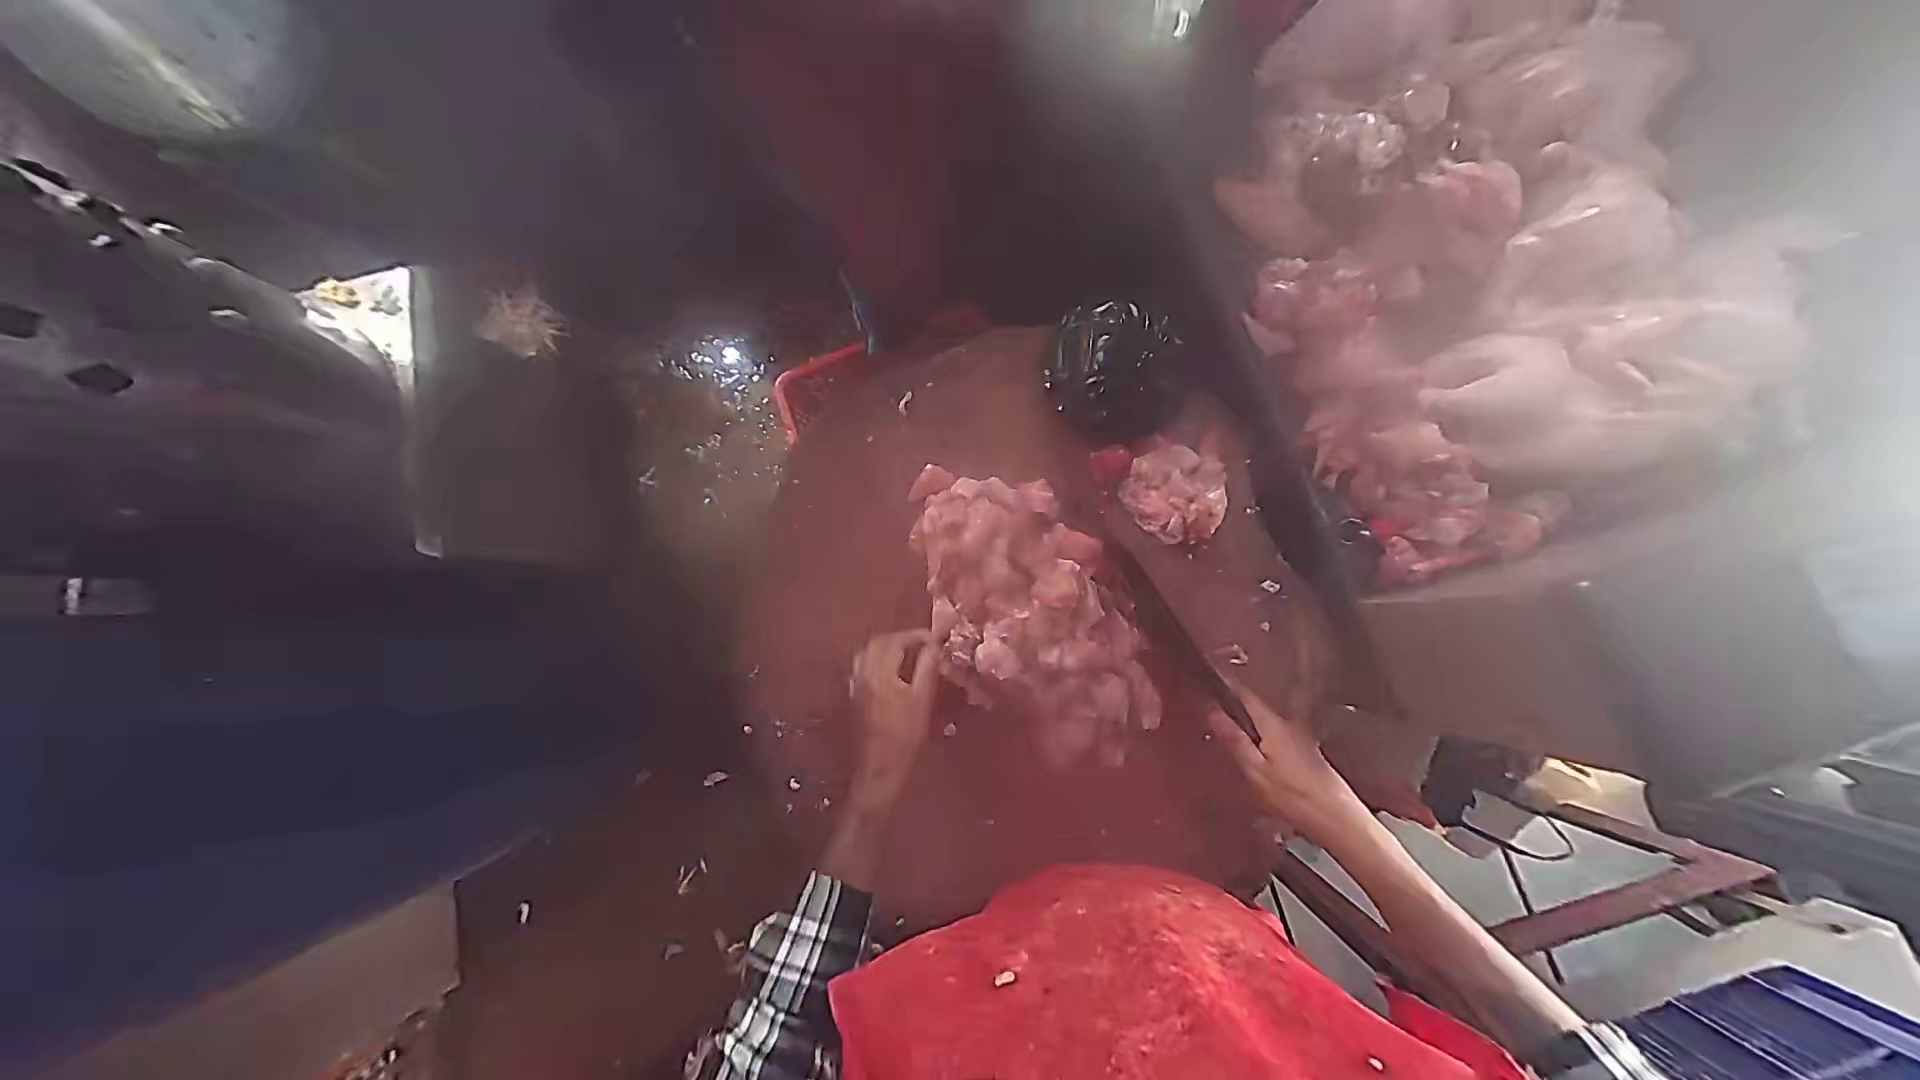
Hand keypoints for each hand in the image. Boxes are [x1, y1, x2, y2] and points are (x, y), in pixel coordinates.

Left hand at [848, 629, 939, 806]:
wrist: (879, 767)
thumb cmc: (905, 736)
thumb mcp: (923, 700)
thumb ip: (927, 668)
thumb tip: (933, 646)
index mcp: (880, 673)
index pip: (896, 641)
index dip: (916, 636)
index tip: (933, 639)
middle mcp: (863, 674)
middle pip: (878, 642)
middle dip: (901, 638)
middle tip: (922, 644)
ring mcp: (855, 684)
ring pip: (867, 652)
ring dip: (887, 647)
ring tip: (908, 654)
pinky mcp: (853, 695)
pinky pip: (862, 666)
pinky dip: (877, 660)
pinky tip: (891, 671)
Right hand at [1207, 681, 1368, 843]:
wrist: (1339, 822)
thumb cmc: (1297, 798)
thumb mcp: (1255, 770)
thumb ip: (1234, 739)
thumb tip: (1213, 713)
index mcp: (1274, 725)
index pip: (1246, 695)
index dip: (1227, 688)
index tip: (1211, 684)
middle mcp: (1290, 726)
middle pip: (1256, 710)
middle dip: (1236, 712)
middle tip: (1215, 718)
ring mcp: (1301, 740)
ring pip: (1267, 726)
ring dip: (1250, 730)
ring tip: (1234, 744)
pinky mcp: (1308, 754)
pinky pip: (1277, 740)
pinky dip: (1263, 744)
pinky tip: (1258, 763)